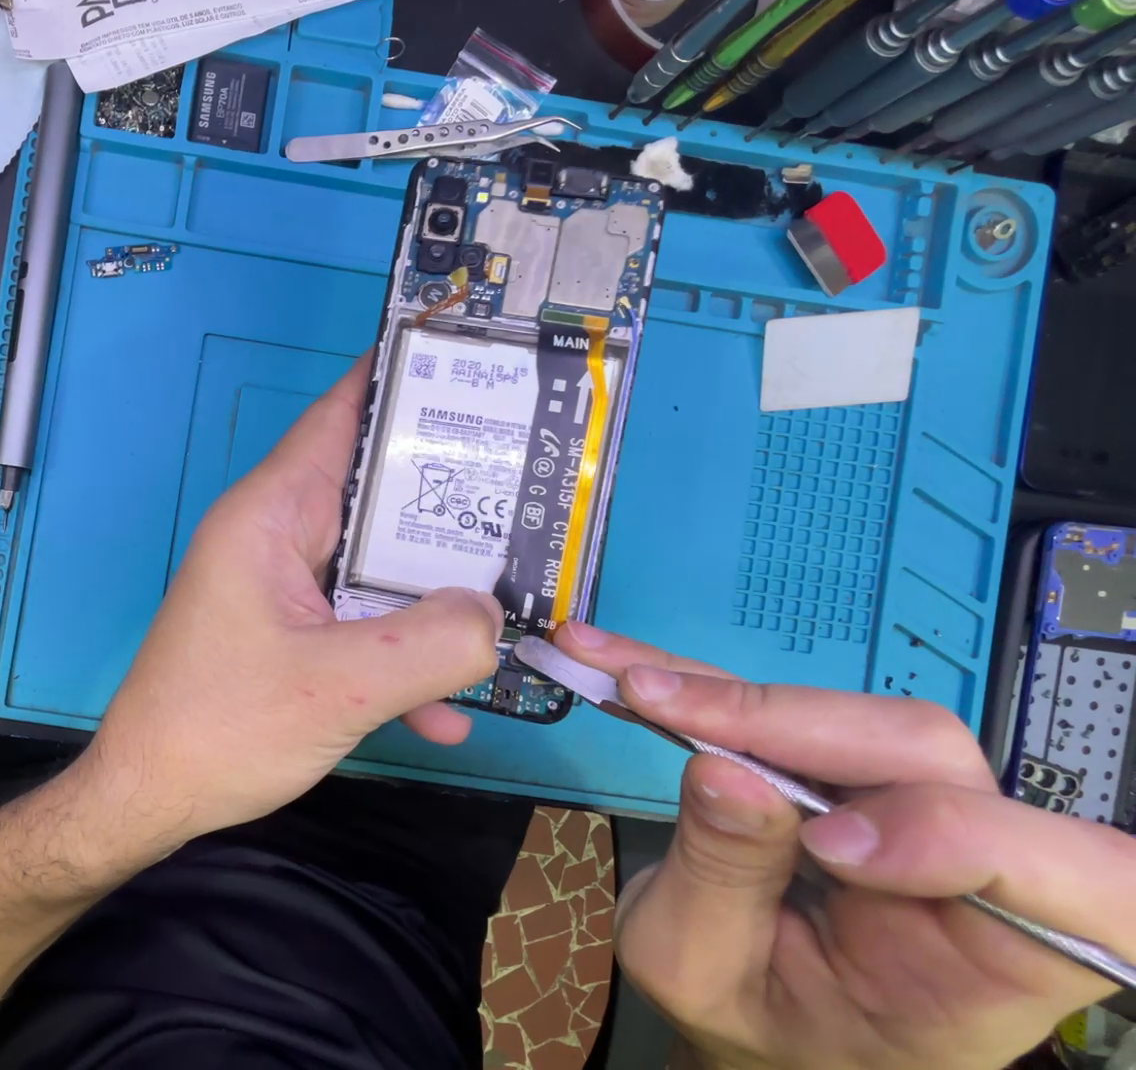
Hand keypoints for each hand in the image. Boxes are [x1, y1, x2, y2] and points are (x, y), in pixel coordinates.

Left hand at [79, 357, 504, 843]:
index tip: (476, 364)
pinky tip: (447, 712)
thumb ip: (431, 645)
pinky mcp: (286, 635)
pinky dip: (400, 655)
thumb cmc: (221, 729)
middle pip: (373, 492)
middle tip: (534, 489)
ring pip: (374, 566)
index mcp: (270, 516)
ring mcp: (280, 588)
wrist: (151, 799)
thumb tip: (495, 614)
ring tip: (515, 601)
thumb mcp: (338, 687)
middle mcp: (274, 538)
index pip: (340, 417)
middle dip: (448, 495)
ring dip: (434, 591)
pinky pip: (357, 625)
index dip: (402, 382)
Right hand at [552, 622, 1135, 1069]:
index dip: (968, 839)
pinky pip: (777, 710)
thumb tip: (723, 766)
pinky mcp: (836, 770)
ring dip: (712, 685)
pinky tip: (616, 662)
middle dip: (777, 718)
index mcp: (978, 963)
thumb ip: (717, 876)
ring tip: (605, 664)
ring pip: (838, 711)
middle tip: (649, 699)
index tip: (828, 846)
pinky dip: (690, 684)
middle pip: (920, 753)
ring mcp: (898, 805)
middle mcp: (965, 865)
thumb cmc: (744, 1020)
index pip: (1077, 886)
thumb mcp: (698, 966)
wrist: (753, 1020)